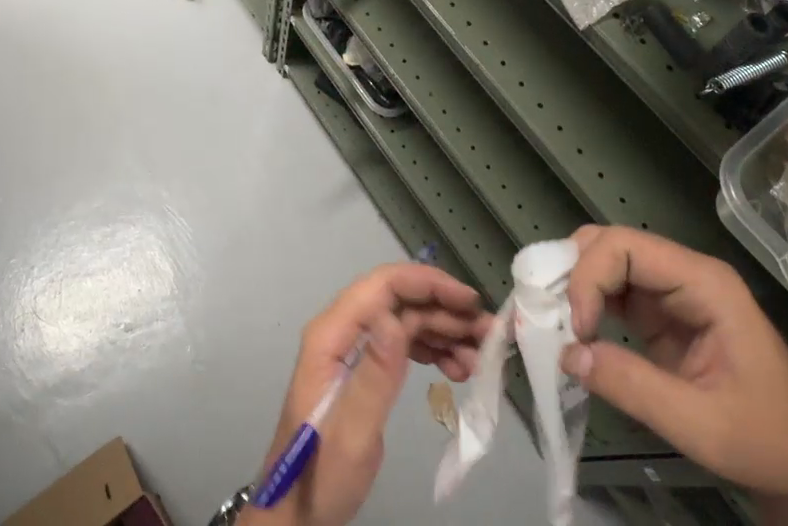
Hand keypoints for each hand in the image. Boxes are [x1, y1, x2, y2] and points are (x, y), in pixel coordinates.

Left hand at [242, 263, 492, 525]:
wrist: (298, 507)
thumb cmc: (321, 472)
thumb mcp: (352, 431)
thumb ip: (374, 375)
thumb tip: (394, 319)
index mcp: (330, 335)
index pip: (383, 285)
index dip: (429, 284)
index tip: (471, 302)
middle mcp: (340, 331)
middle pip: (399, 299)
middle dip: (446, 310)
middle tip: (490, 336)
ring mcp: (352, 348)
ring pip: (406, 319)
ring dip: (445, 330)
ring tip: (480, 359)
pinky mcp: (364, 367)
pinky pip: (404, 343)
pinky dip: (434, 349)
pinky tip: (459, 369)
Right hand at [559, 225, 787, 525]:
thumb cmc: (766, 442)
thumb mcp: (701, 424)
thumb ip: (632, 386)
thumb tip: (567, 354)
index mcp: (704, 284)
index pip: (624, 246)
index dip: (588, 277)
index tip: (578, 329)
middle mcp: (686, 277)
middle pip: (611, 245)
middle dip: (573, 273)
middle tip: (551, 317)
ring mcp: (673, 296)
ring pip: (606, 265)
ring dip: (574, 289)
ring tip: (554, 326)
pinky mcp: (661, 319)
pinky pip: (611, 295)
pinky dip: (584, 308)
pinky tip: (572, 336)